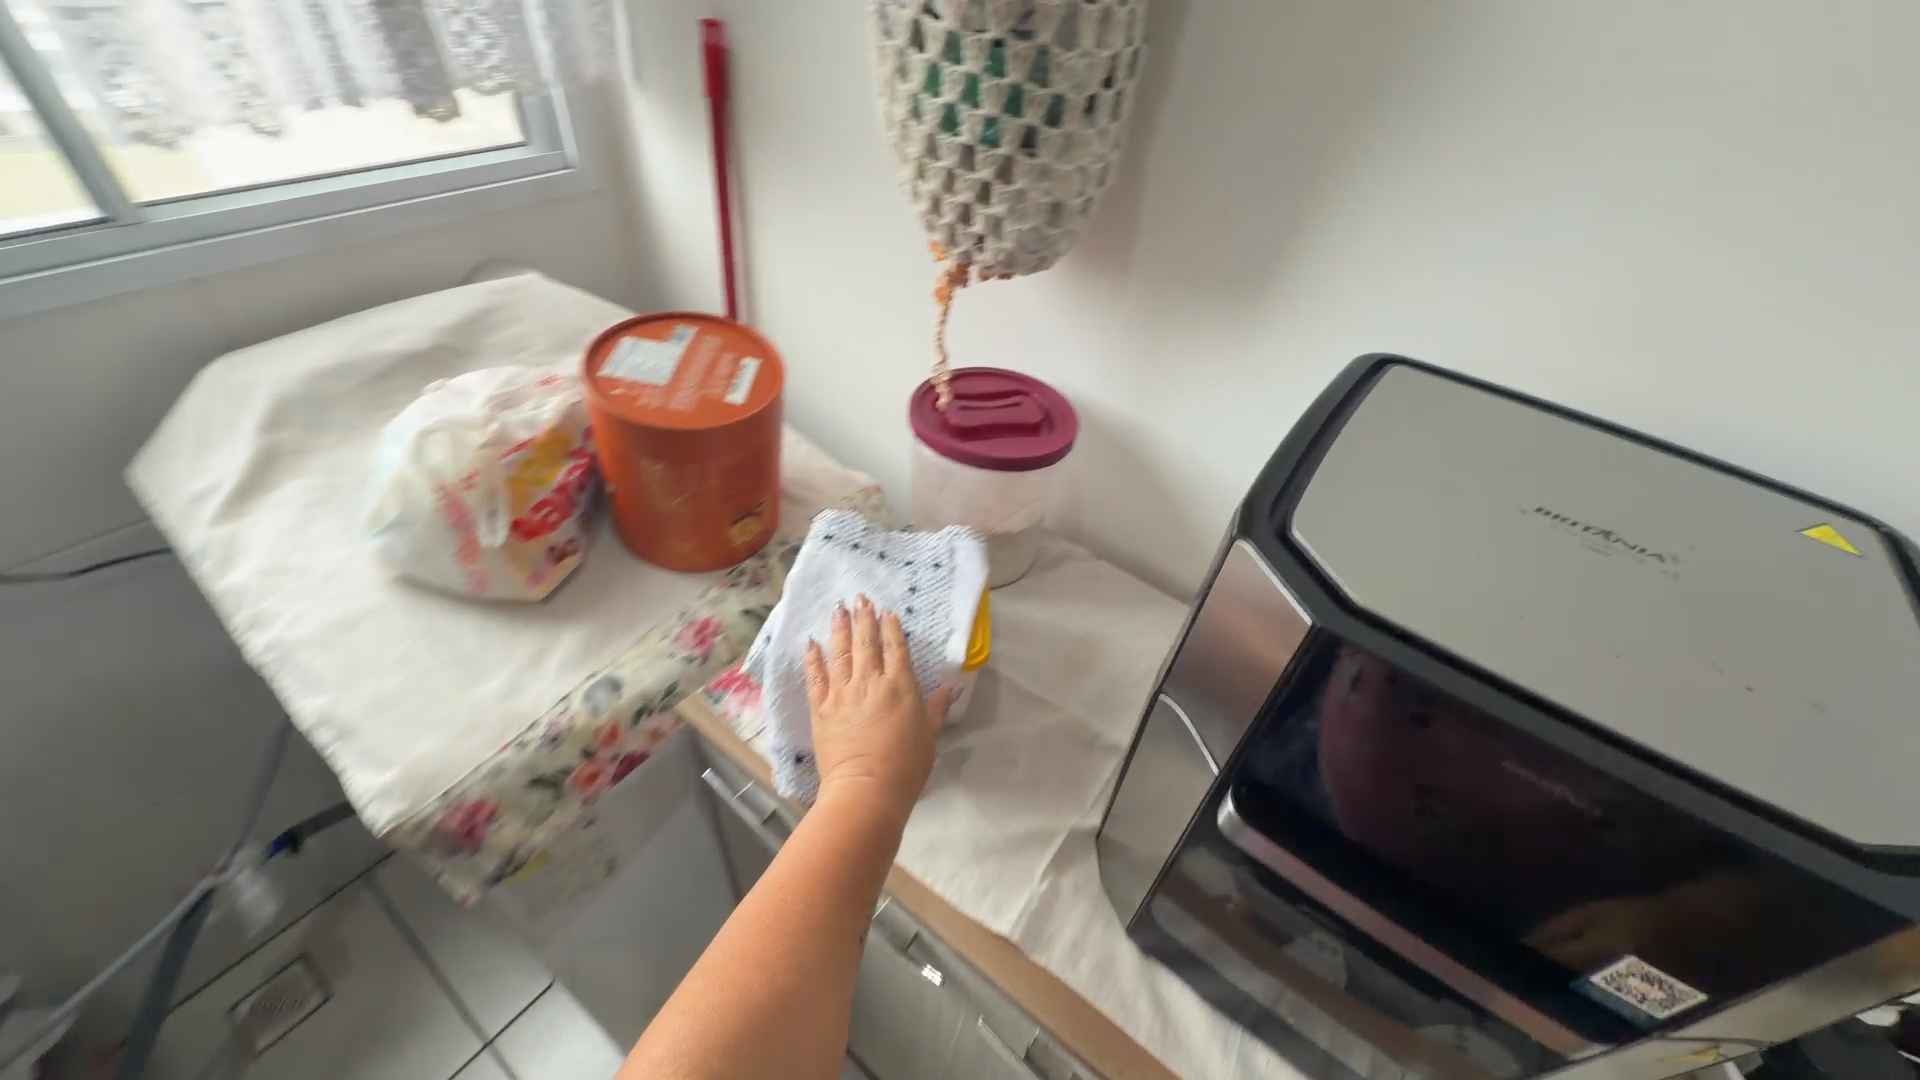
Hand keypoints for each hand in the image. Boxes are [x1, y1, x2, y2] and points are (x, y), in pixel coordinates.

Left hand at [804, 595, 953, 825]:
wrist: (866, 789)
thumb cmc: (906, 765)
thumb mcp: (930, 734)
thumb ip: (937, 707)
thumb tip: (951, 687)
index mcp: (900, 686)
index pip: (896, 648)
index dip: (891, 628)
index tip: (887, 612)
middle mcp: (870, 682)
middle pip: (867, 643)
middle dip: (864, 618)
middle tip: (860, 598)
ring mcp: (842, 693)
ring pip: (840, 653)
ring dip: (839, 629)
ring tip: (838, 610)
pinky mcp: (822, 708)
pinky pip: (816, 677)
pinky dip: (813, 658)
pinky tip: (811, 643)